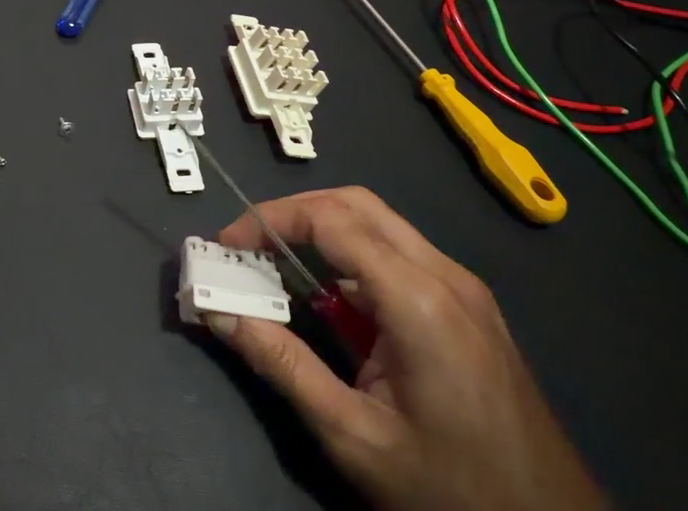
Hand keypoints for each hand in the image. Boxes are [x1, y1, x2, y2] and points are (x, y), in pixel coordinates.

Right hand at [210, 187, 605, 510]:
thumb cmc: (449, 486)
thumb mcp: (352, 433)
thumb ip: (283, 364)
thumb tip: (218, 313)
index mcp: (418, 300)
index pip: (331, 220)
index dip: (269, 220)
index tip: (226, 246)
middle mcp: (446, 277)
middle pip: (356, 205)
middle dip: (292, 214)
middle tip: (246, 245)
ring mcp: (464, 291)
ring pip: (379, 227)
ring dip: (321, 233)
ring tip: (274, 268)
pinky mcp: (468, 309)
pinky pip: (400, 257)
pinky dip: (351, 260)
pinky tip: (327, 301)